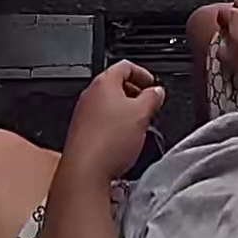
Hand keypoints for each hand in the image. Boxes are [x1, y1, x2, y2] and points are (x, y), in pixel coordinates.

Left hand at [61, 61, 164, 182]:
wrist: (85, 172)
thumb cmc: (110, 140)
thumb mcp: (142, 114)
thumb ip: (152, 98)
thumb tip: (157, 92)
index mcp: (104, 82)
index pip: (126, 66)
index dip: (143, 74)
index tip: (153, 85)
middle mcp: (90, 94)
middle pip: (116, 85)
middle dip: (135, 93)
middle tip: (149, 105)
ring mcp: (83, 113)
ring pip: (108, 104)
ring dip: (125, 111)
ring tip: (138, 125)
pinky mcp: (81, 132)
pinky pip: (100, 121)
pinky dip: (114, 125)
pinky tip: (122, 140)